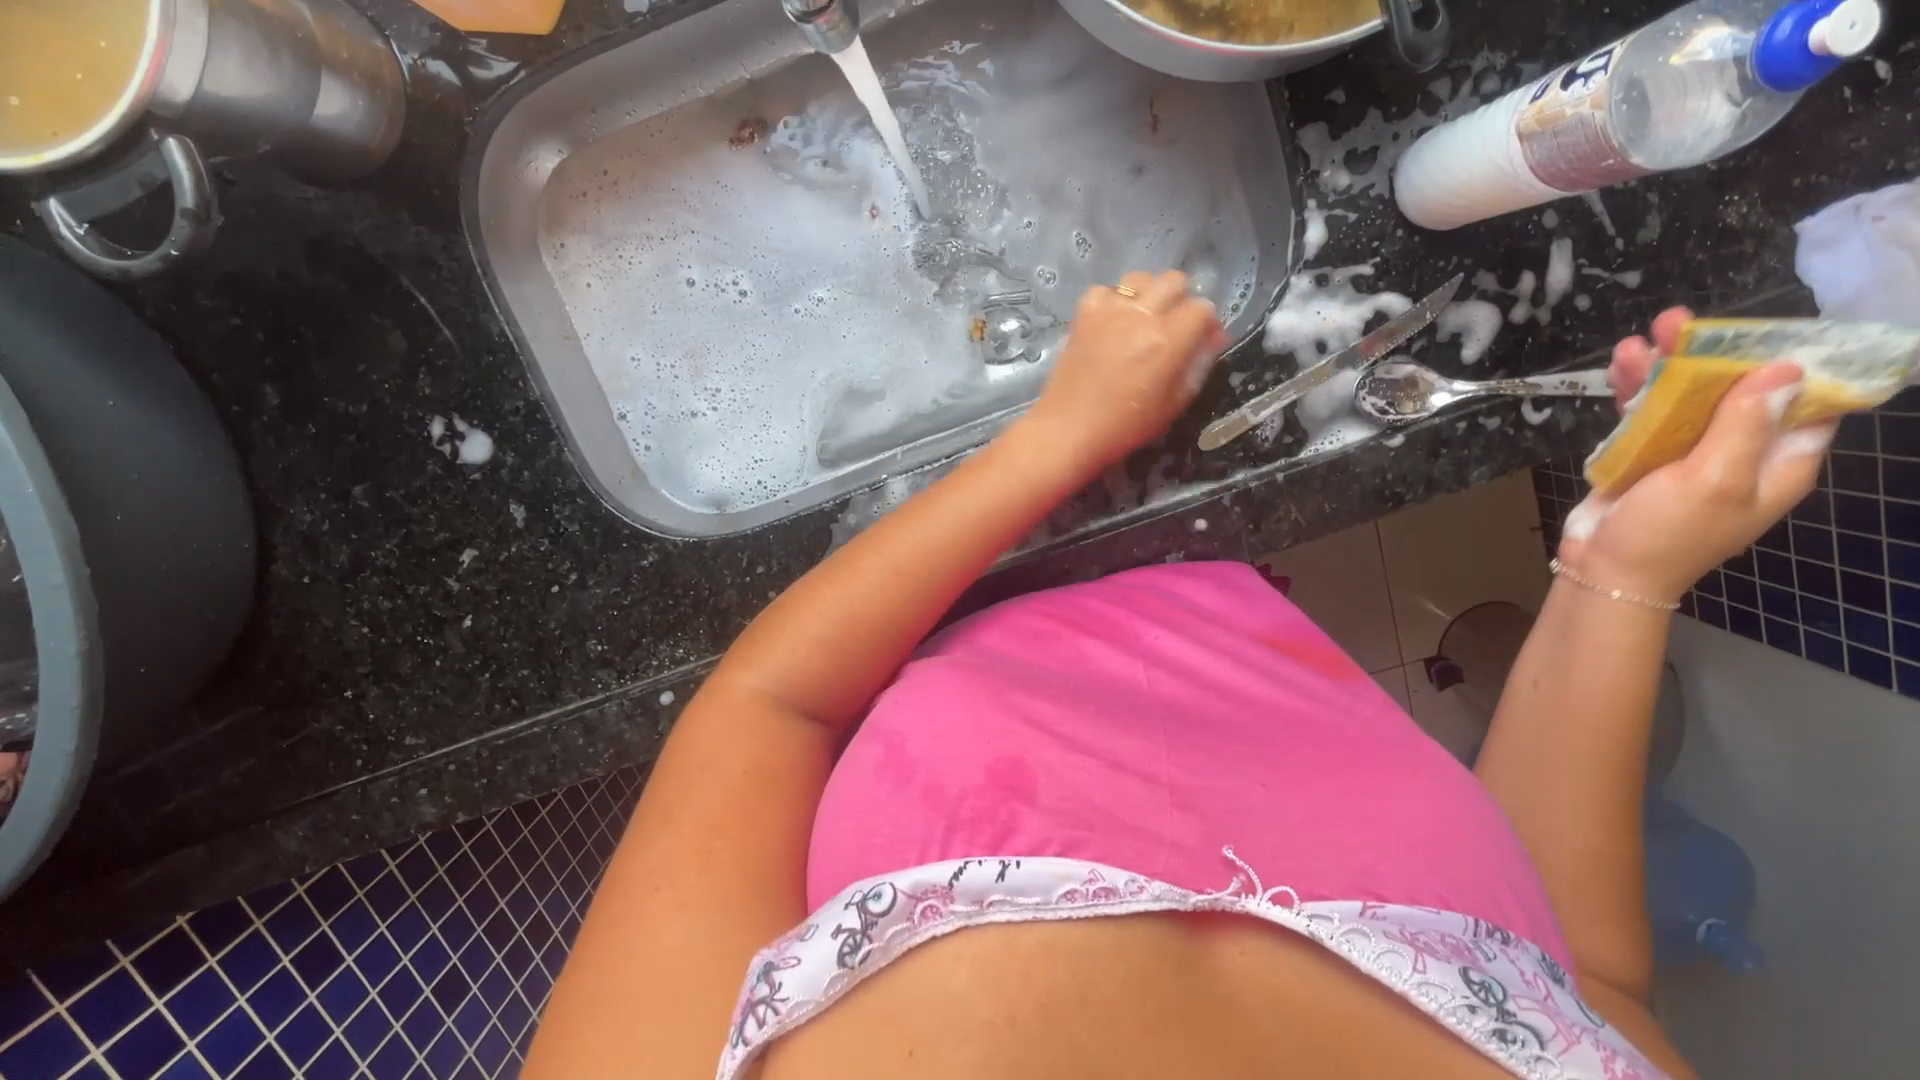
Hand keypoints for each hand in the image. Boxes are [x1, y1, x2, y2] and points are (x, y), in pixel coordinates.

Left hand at [1021, 270, 1228, 475]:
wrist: (1069, 429)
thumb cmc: (1126, 425)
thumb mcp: (1175, 402)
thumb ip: (1198, 364)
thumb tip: (1211, 339)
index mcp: (1168, 339)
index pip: (1202, 308)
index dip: (1207, 324)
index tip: (1202, 341)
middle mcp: (1140, 315)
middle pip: (1174, 280)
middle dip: (1182, 299)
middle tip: (1175, 325)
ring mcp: (1109, 311)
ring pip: (1140, 279)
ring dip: (1149, 294)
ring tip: (1144, 318)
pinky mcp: (1083, 314)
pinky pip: (1105, 291)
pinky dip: (1113, 301)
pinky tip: (1113, 322)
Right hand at [1559, 307, 1836, 604]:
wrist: (1603, 570)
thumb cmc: (1666, 534)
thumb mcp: (1714, 481)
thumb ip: (1744, 426)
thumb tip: (1782, 369)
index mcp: (1775, 463)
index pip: (1804, 403)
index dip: (1788, 365)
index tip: (1762, 332)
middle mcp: (1738, 453)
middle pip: (1734, 391)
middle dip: (1711, 355)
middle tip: (1683, 322)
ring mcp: (1689, 454)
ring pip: (1685, 397)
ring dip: (1664, 367)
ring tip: (1643, 337)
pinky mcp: (1645, 456)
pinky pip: (1646, 413)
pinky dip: (1635, 388)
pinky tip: (1621, 364)